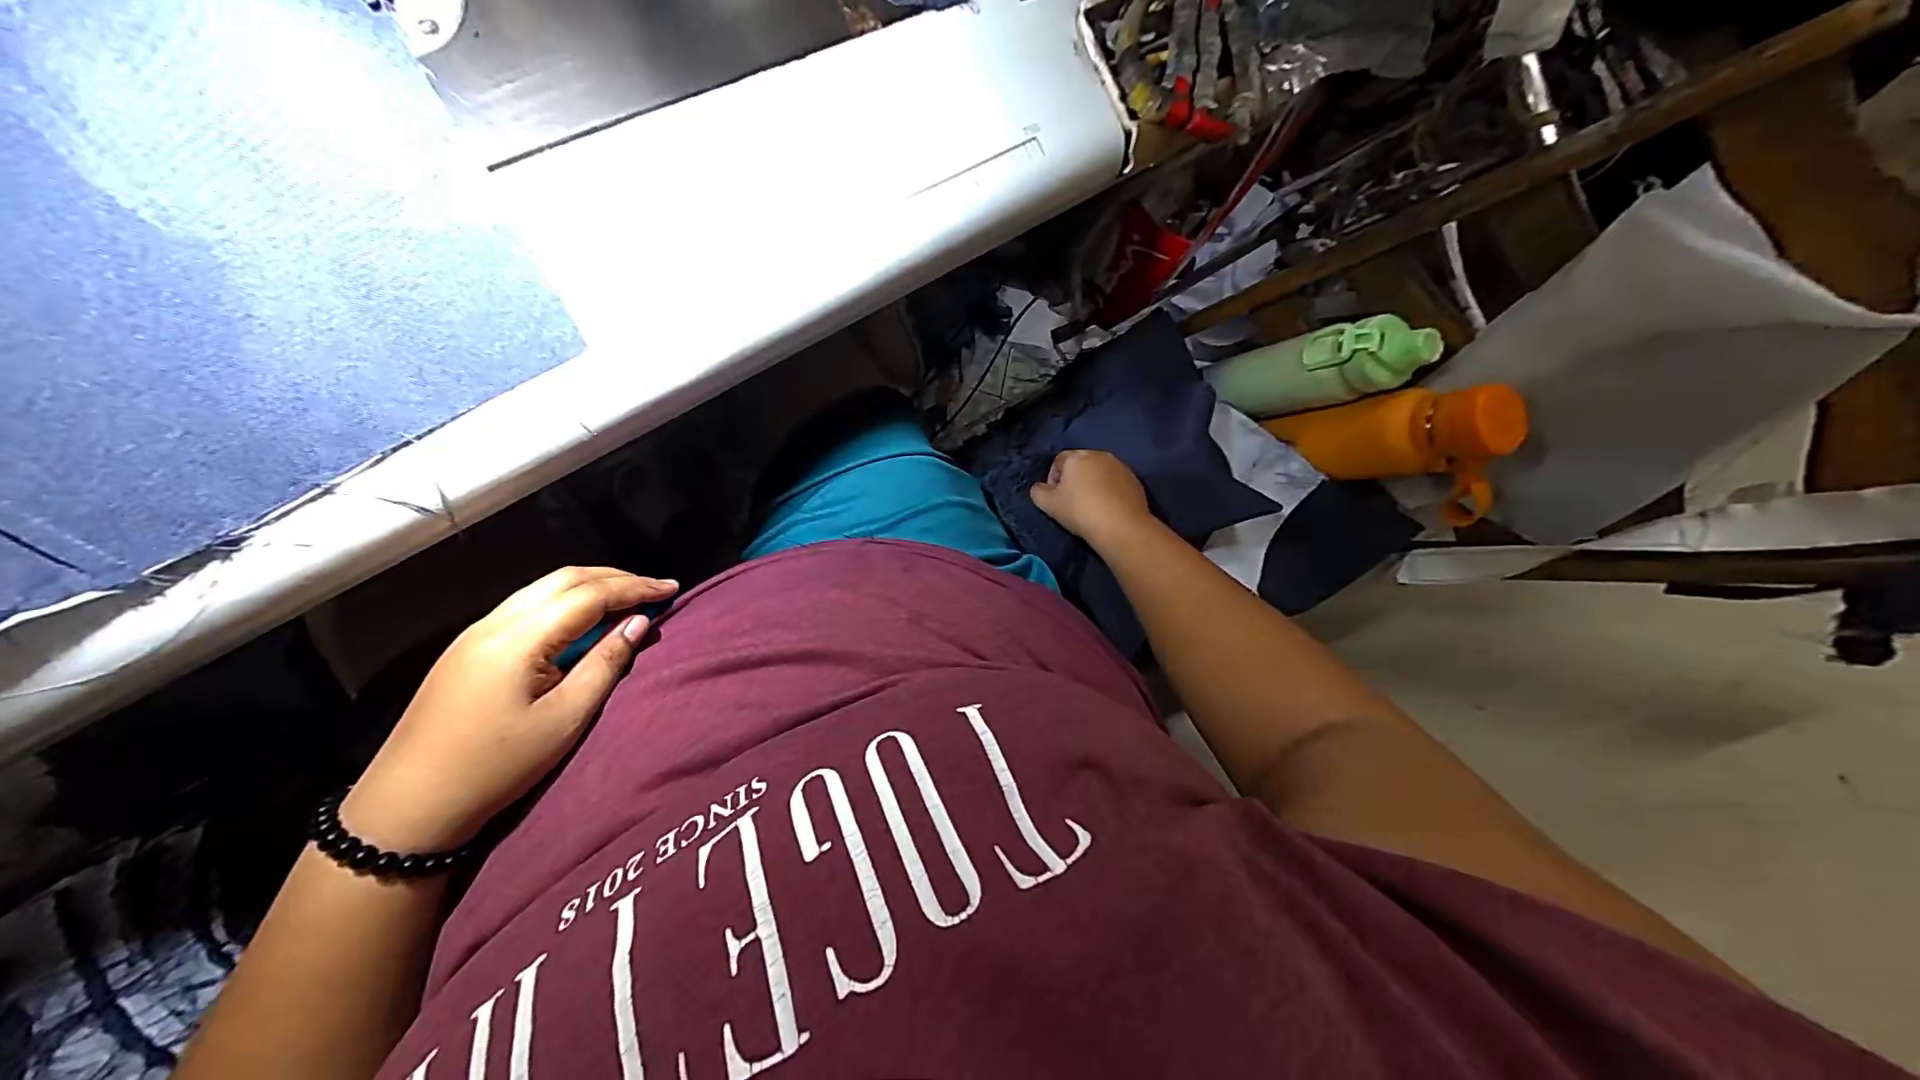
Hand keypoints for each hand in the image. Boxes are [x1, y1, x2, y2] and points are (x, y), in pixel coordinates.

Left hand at [341, 567, 678, 853]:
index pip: (589, 594)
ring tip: (626, 598)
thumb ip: (605, 664)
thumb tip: (638, 624)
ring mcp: (475, 635)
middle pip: (564, 578)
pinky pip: (526, 606)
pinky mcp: (467, 650)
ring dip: (589, 586)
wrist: (408, 806)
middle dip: (614, 577)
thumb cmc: (495, 767)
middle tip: (654, 588)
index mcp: (518, 639)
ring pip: (543, 589)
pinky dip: (565, 602)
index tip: (671, 588)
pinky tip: (583, 619)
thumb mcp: (565, 719)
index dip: (635, 587)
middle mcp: (493, 624)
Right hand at [1029, 450, 1155, 545]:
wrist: (1120, 526)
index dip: (1053, 478)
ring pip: (1100, 472)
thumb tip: (1039, 488)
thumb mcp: (1049, 505)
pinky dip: (1110, 490)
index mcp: (1076, 457)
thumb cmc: (1079, 511)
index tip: (1055, 497)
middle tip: (1072, 501)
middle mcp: (1099, 455)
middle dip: (1074, 479)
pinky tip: (1108, 508)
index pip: (1058, 461)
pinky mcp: (1135, 480)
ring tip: (1092, 505)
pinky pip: (1116, 482)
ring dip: (1094, 483)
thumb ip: (1038, 492)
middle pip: (1081, 464)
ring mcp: (1120, 466)